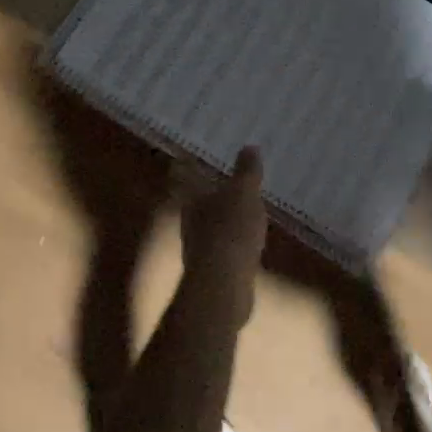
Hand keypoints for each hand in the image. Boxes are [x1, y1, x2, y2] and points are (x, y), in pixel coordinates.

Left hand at [180, 148, 267, 284]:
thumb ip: (246, 171)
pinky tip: (246, 236)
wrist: (222, 285)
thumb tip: (249, 146)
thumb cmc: (230, 230)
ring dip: (220, 213)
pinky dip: (232, 236)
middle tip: (224, 173)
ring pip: (208, 221)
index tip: (195, 150)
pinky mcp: (211, 266)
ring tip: (239, 203)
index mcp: (190, 195)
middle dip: (207, 186)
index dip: (189, 160)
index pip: (183, 171)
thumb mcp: (244, 194)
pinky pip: (222, 243)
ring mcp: (197, 244)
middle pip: (194, 197)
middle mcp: (188, 217)